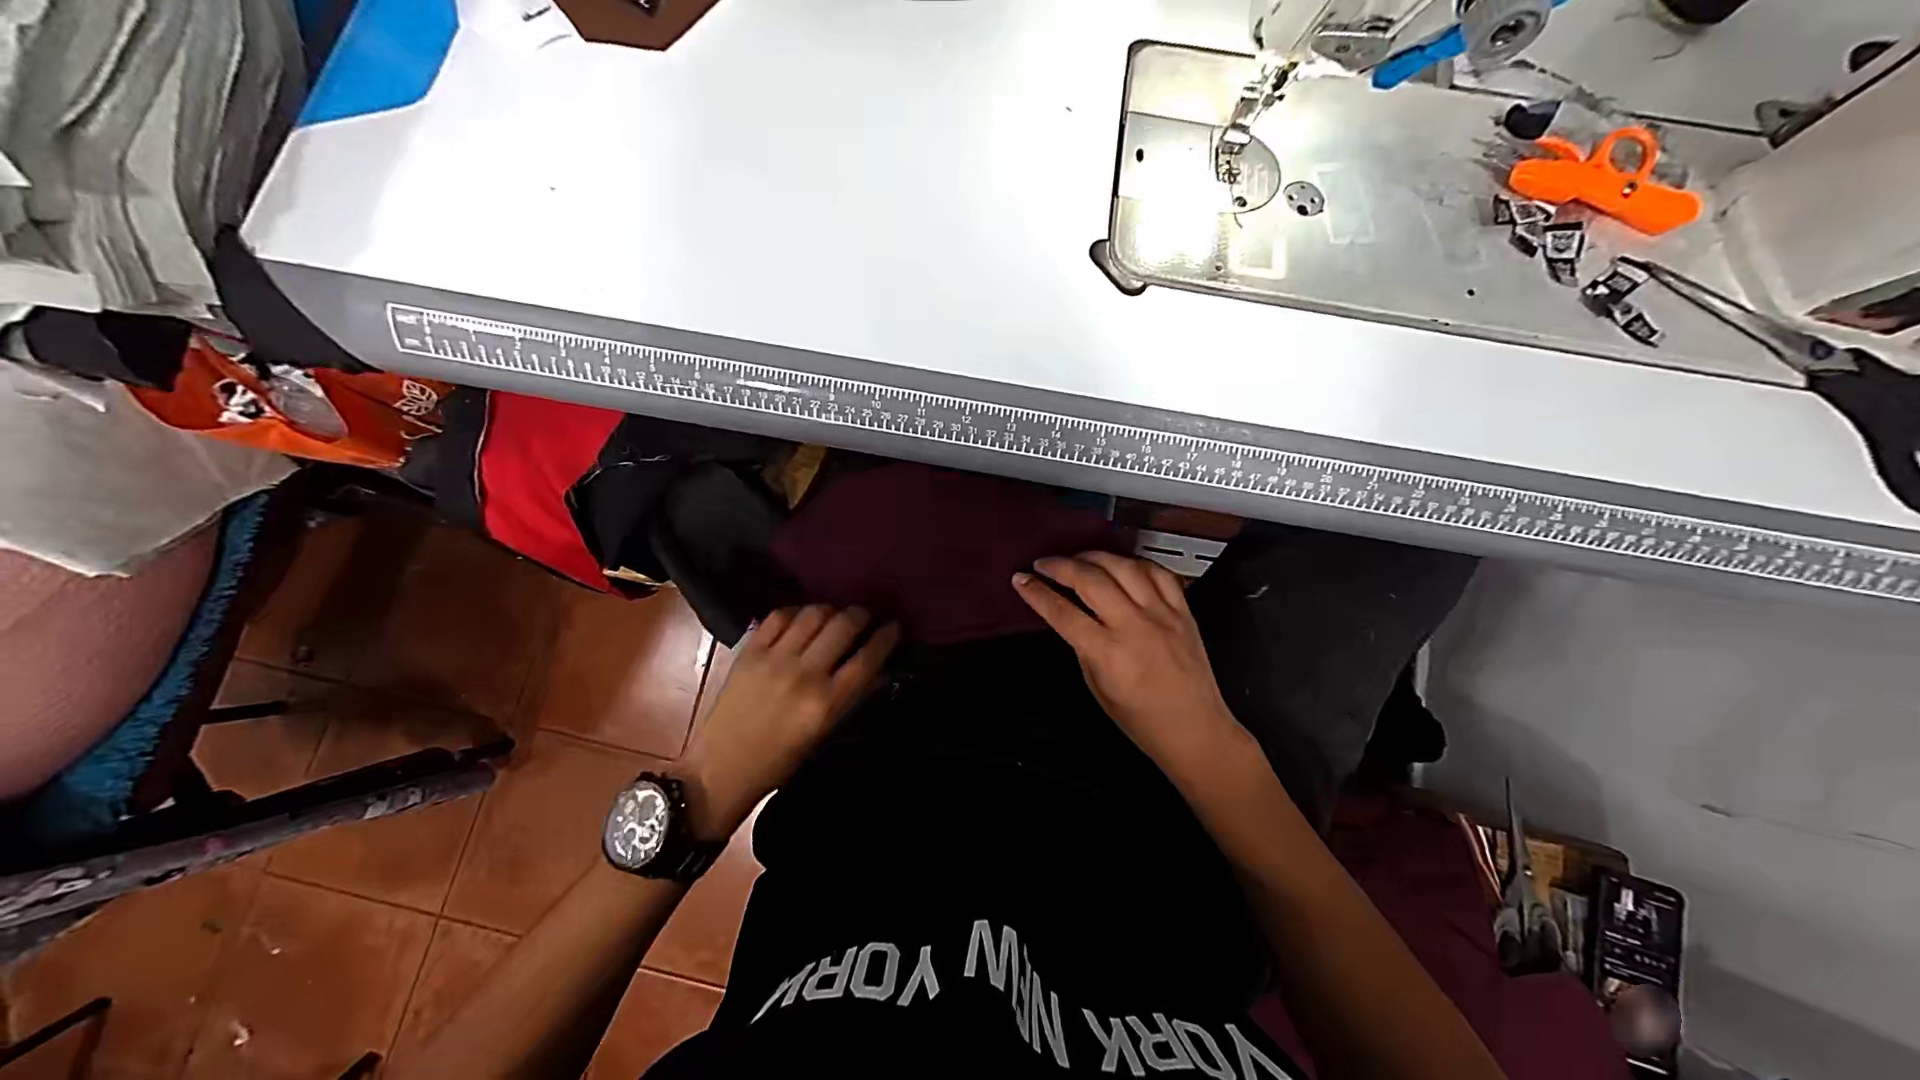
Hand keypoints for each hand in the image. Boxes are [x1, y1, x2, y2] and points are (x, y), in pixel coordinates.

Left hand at [677, 605, 898, 839]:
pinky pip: (779, 616)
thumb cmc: (779, 761)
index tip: (894, 626)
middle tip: (865, 616)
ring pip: (813, 614)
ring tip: (834, 616)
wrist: (721, 766)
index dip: (886, 637)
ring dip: (830, 609)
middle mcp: (804, 675)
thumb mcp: (823, 734)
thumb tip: (879, 671)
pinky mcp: (750, 652)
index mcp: (826, 704)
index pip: (867, 659)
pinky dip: (796, 612)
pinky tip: (802, 618)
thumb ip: (852, 699)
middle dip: (861, 615)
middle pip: (843, 626)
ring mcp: (774, 659)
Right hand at [1012, 552, 1242, 771]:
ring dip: (1094, 556)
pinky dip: (1135, 563)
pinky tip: (1120, 564)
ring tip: (1078, 558)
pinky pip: (1158, 573)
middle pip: (1090, 580)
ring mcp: (1162, 616)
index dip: (1036, 593)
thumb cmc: (1142, 720)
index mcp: (1108, 654)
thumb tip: (1069, 616)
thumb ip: (1083, 647)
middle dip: (1060, 566)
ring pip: (1123, 567)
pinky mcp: (1183, 612)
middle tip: (1043, 564)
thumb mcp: (1097, 688)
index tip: (1021, 581)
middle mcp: (1135, 628)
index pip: (1062, 612)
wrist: (1195, 730)